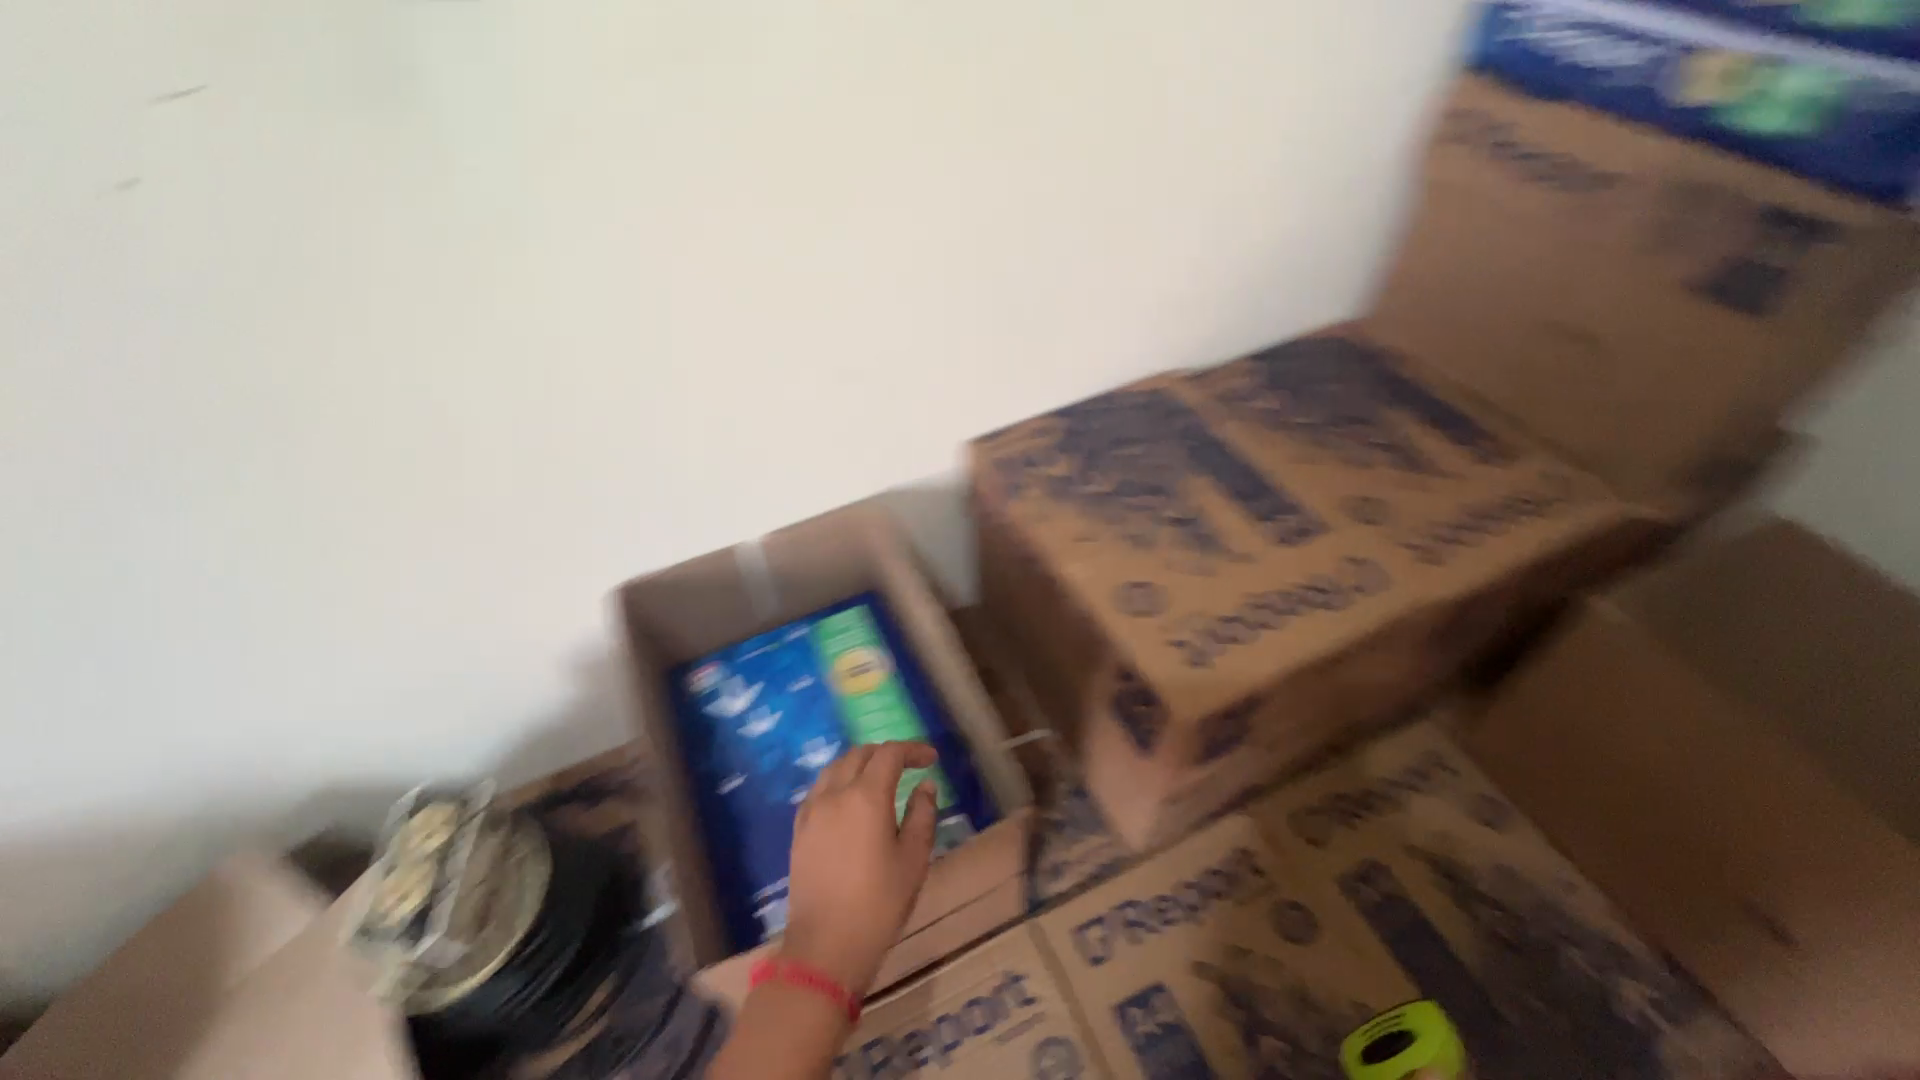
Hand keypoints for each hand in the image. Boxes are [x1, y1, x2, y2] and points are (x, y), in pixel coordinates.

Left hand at [782, 741, 939, 993]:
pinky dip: (838, 782)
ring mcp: (811, 812)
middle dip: (885, 753)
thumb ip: (921, 815)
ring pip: (834, 769)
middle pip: (858, 755)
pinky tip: (849, 802)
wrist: (827, 945)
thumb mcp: (913, 860)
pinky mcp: (798, 831)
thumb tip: (924, 786)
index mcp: (866, 797)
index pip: (889, 754)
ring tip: (878, 779)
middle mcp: (834, 794)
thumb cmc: (879, 903)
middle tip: (907, 766)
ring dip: (859, 764)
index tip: (931, 759)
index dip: (912, 749)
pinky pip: (819, 790)